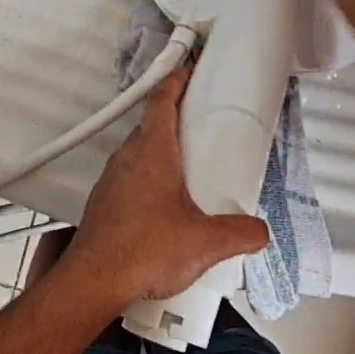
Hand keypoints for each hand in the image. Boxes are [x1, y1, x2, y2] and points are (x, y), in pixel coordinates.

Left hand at [54, 68, 269, 310]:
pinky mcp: (103, 205)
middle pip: (149, 127)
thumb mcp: (206, 242)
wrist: (94, 280)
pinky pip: (127, 180)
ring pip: (136, 155)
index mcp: (152, 153)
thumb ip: (241, 233)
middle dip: (173, 121)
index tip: (187, 73)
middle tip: (199, 126)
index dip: (175, 83)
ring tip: (186, 170)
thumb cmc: (145, 250)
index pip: (161, 102)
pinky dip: (146, 181)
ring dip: (159, 154)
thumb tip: (260, 231)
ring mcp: (110, 182)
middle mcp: (127, 160)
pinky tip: (162, 207)